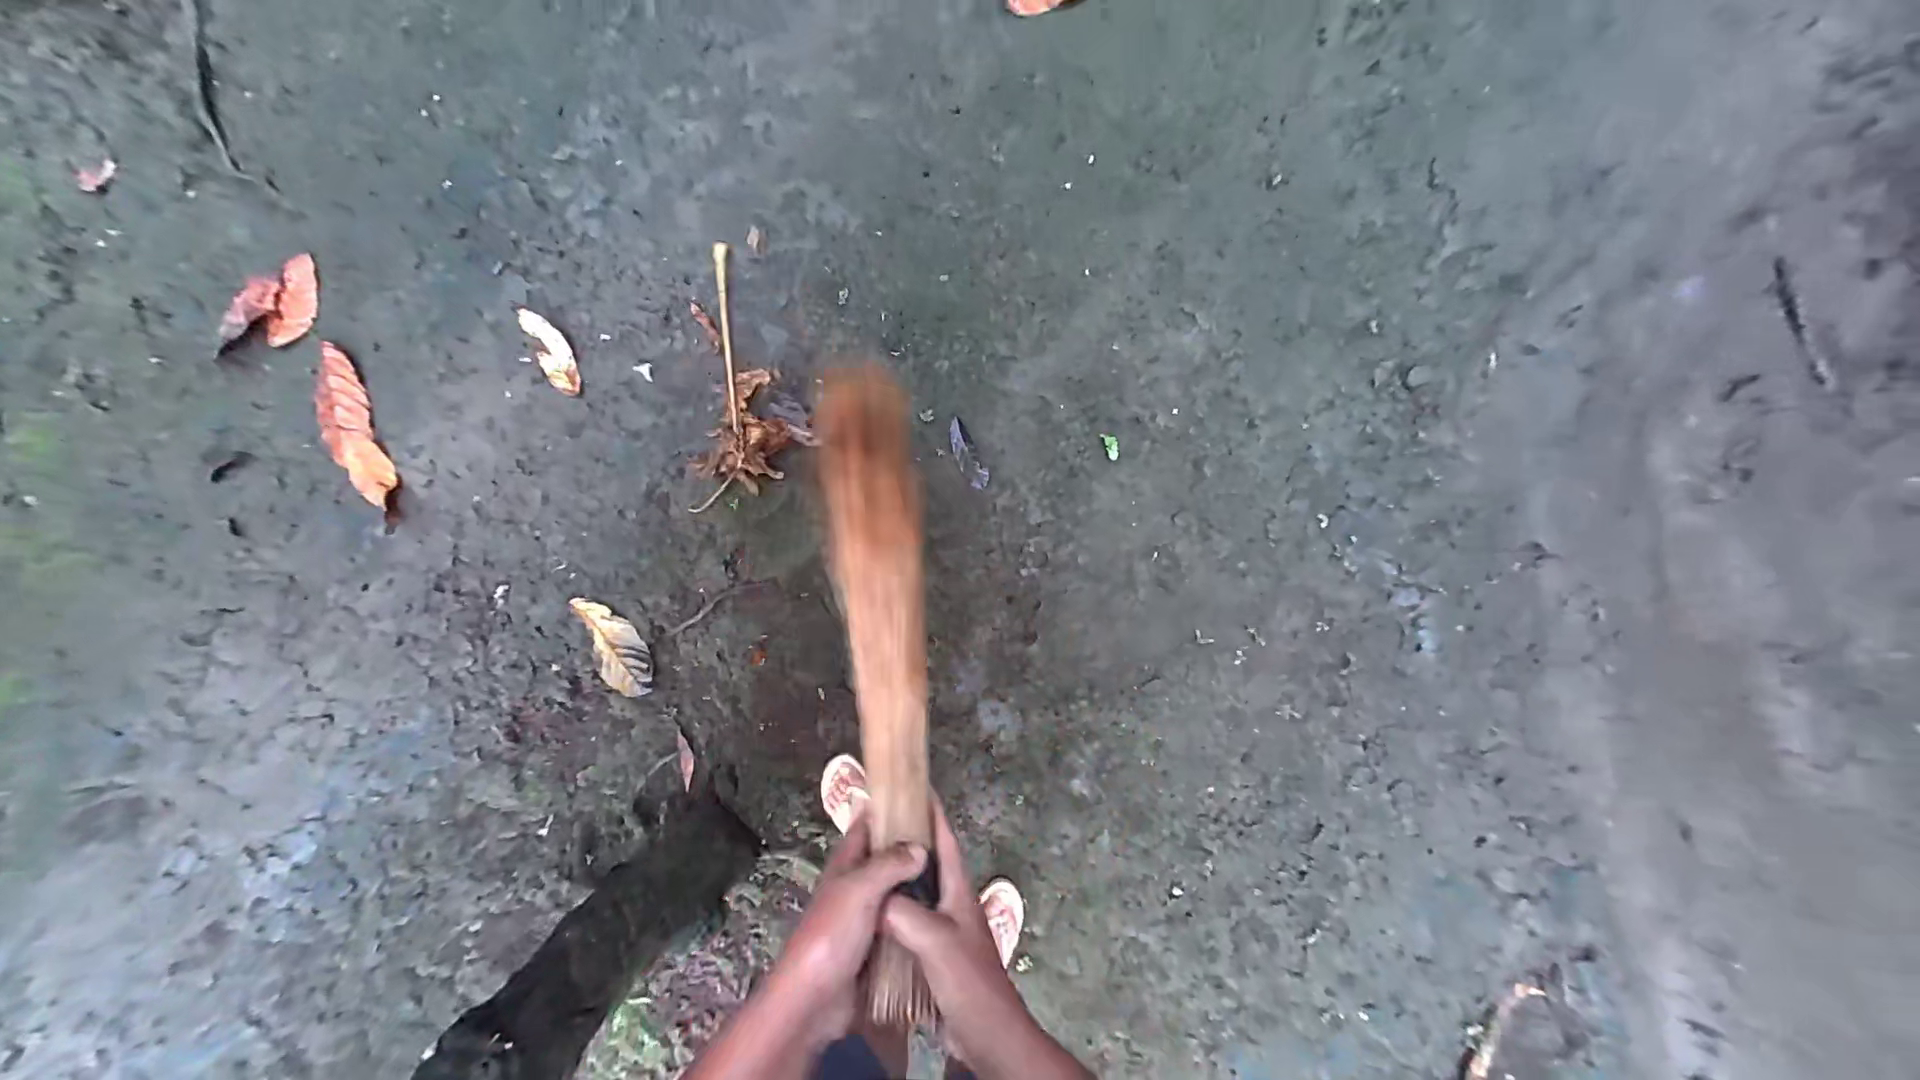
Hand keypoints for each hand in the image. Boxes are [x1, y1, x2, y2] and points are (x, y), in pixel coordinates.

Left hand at [766, 809, 926, 1046]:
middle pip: (886, 858)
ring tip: (954, 876)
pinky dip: (917, 916)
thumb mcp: (860, 890)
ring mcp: (866, 916)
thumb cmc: (831, 935)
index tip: (918, 799)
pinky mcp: (876, 945)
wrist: (813, 1001)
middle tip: (949, 842)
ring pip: (896, 891)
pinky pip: (901, 922)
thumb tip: (919, 846)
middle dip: (911, 848)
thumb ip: (890, 864)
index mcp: (846, 864)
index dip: (887, 809)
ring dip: (918, 885)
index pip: (866, 825)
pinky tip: (941, 914)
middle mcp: (856, 885)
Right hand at [882, 801, 1093, 1079]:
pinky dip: (896, 910)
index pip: (946, 838)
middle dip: (909, 839)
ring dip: (900, 876)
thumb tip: (877, 898)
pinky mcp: (937, 951)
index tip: (917, 787)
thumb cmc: (968, 978)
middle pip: (930, 860)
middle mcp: (953, 901)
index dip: (933, 811)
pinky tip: (876, 915)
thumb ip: (904, 914)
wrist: (987, 1031)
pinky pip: (912, 920)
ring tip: (872, 864)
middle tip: (881, 824)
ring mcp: (946, 926)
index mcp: (958, 888)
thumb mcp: (934, 940)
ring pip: (919, 891)